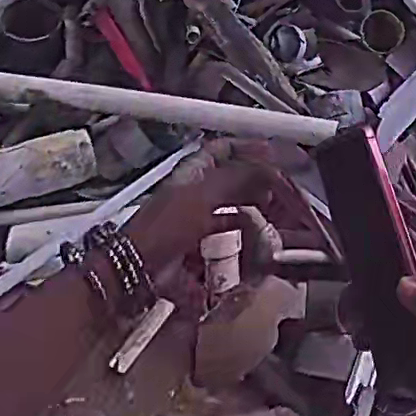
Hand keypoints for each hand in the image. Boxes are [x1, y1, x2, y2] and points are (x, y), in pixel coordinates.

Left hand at [124, 139, 277, 272]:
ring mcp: (194, 216)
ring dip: (250, 206)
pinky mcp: (195, 243)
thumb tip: (269, 168)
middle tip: (277, 185)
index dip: (248, 147)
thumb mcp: (206, 194)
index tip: (271, 152)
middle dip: (255, 179)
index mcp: (192, 170)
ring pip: (230, 204)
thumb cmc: (165, 227)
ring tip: (270, 210)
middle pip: (230, 176)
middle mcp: (194, 189)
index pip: (224, 148)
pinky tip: (253, 239)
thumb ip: (240, 178)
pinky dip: (241, 233)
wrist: (138, 269)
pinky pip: (224, 233)